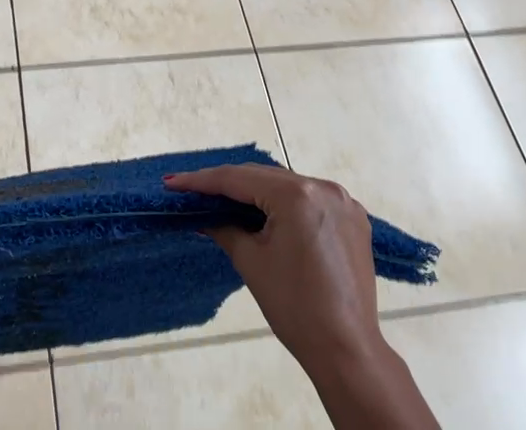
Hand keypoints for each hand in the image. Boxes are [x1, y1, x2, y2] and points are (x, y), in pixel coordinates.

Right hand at [166, 165, 380, 367]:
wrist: (346, 348)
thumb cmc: (293, 306)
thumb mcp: (250, 261)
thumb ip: (224, 227)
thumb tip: (203, 215)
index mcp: (297, 195)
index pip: (239, 179)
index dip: (202, 181)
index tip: (172, 183)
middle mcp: (324, 188)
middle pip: (265, 177)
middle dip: (228, 184)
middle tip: (192, 190)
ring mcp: (343, 202)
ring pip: (288, 186)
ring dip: (257, 192)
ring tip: (222, 199)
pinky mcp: (354, 219)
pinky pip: (310, 200)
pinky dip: (285, 203)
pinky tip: (265, 213)